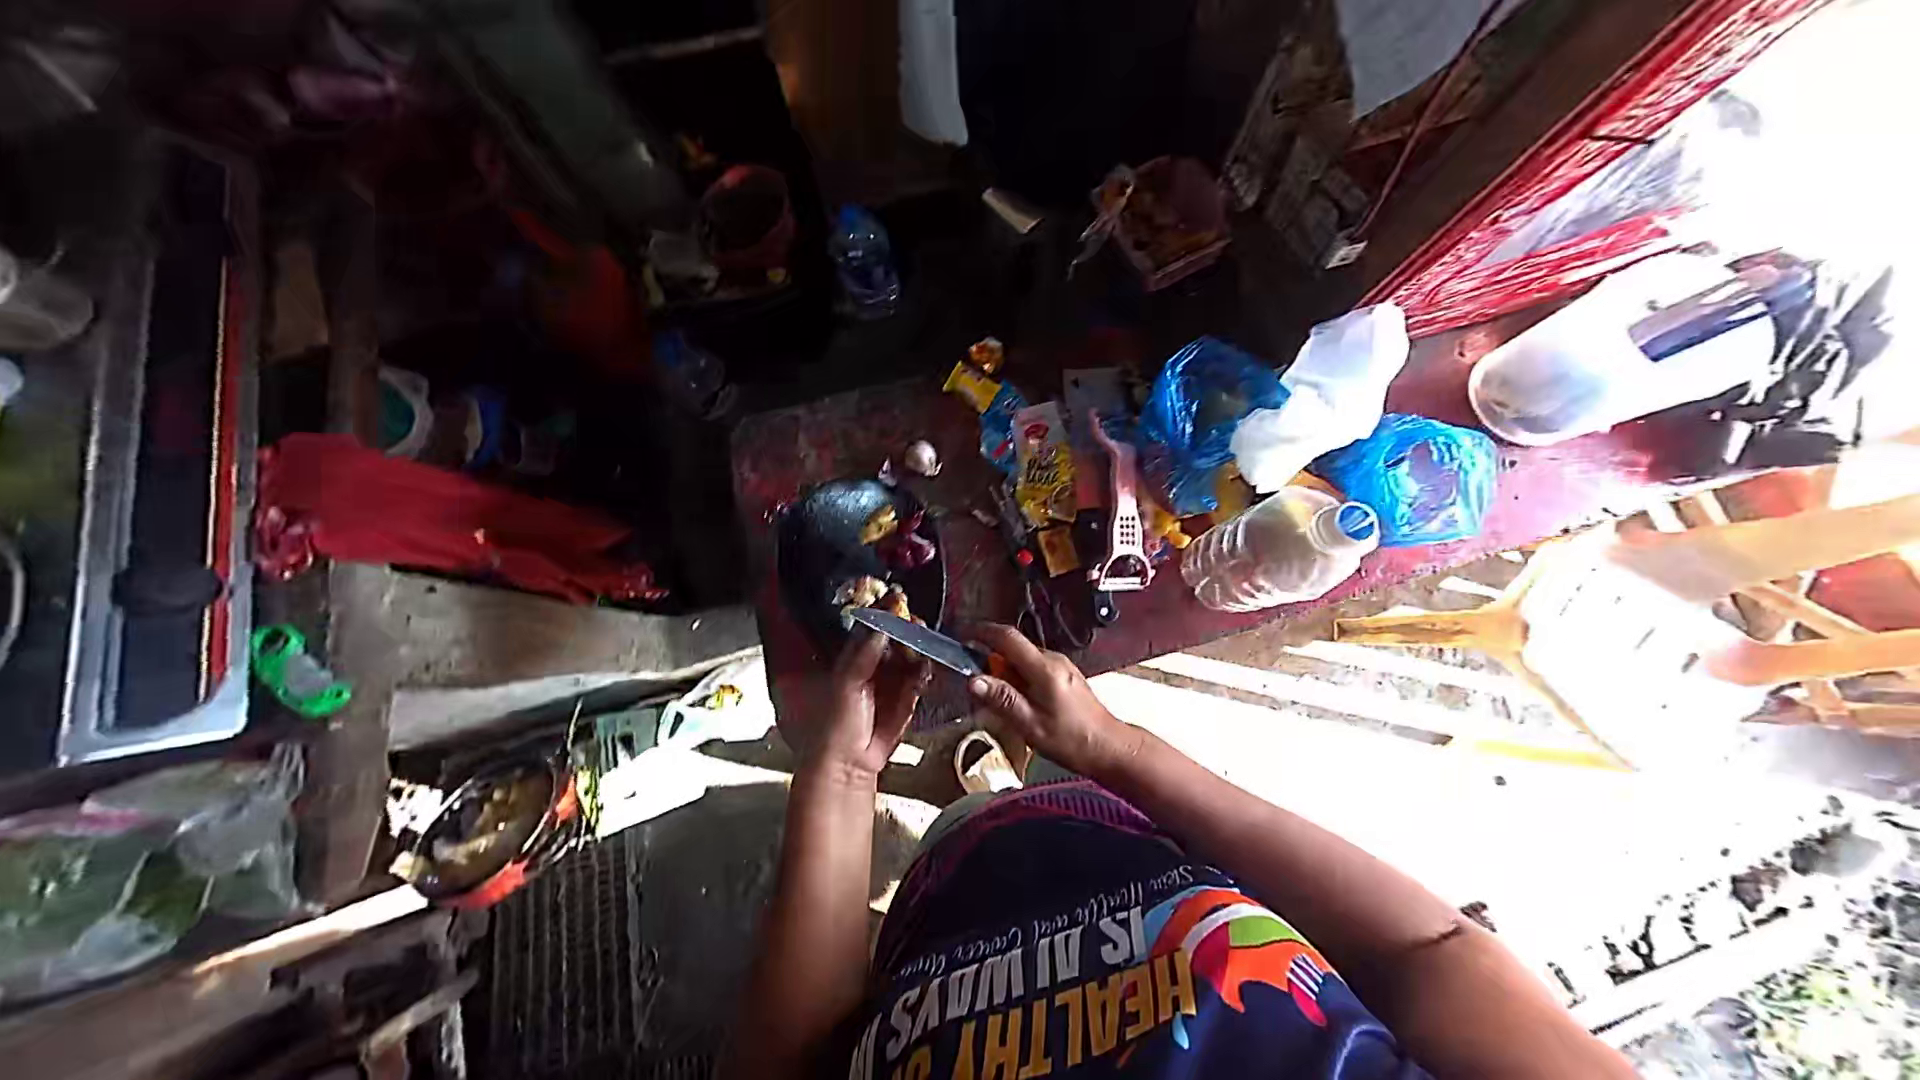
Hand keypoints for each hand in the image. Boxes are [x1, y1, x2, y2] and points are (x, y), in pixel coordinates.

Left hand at [783, 627, 930, 781]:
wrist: (849, 762)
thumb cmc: (837, 723)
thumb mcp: (847, 683)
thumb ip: (865, 654)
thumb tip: (882, 626)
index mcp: (854, 655)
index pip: (872, 626)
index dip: (885, 613)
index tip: (899, 600)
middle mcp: (875, 664)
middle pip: (896, 637)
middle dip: (908, 628)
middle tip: (917, 623)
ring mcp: (892, 680)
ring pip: (911, 654)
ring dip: (919, 647)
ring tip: (924, 643)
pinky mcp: (907, 697)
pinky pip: (920, 677)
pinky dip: (924, 671)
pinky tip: (926, 668)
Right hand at [964, 623, 1142, 778]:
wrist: (1109, 748)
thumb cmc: (1074, 741)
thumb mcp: (1030, 725)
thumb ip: (1002, 700)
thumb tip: (974, 681)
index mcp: (1044, 669)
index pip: (1007, 637)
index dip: (981, 632)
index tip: (963, 636)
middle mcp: (1053, 660)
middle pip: (1013, 648)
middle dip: (991, 662)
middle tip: (979, 687)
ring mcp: (1061, 666)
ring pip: (1023, 659)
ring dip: (1006, 673)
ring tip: (1001, 703)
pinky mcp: (1064, 675)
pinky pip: (1034, 668)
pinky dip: (1019, 679)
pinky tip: (1020, 704)